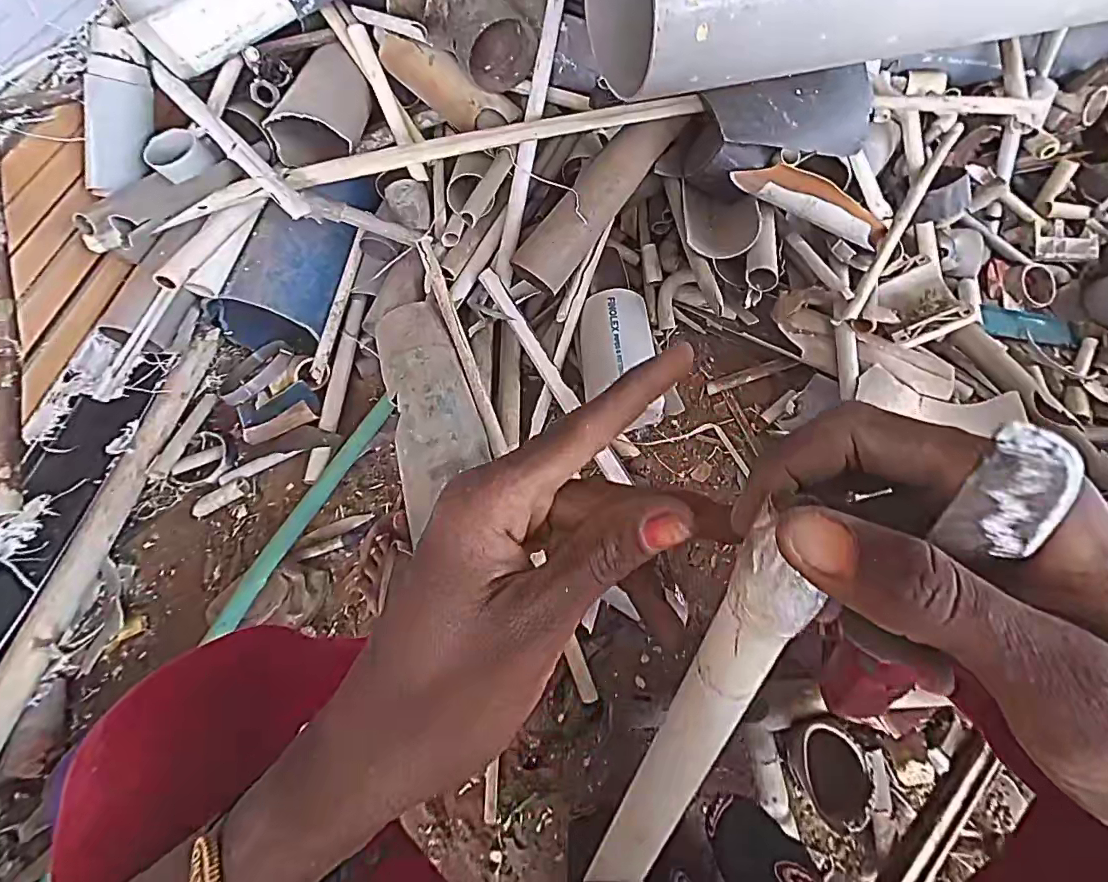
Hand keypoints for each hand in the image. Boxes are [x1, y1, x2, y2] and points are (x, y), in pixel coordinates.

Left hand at [224, 342, 727, 880]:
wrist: (378, 750)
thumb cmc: (442, 698)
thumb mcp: (536, 626)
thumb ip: (605, 562)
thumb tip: (673, 517)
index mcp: (488, 499)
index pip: (579, 432)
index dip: (637, 392)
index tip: (679, 357)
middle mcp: (492, 498)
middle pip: (596, 487)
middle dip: (660, 510)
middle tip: (729, 526)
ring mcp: (497, 526)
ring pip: (588, 522)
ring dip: (636, 556)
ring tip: (685, 597)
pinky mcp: (502, 553)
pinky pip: (567, 547)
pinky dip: (606, 573)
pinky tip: (644, 608)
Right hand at [739, 402, 1107, 881]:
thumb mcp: (1055, 676)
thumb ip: (927, 596)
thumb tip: (797, 530)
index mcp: (1012, 481)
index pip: (863, 435)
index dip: (792, 471)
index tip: (753, 536)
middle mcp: (981, 493)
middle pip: (847, 480)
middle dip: (812, 543)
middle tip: (802, 612)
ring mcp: (967, 537)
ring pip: (851, 533)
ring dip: (848, 595)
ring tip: (908, 666)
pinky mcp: (957, 579)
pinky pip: (874, 577)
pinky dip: (868, 620)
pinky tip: (920, 669)